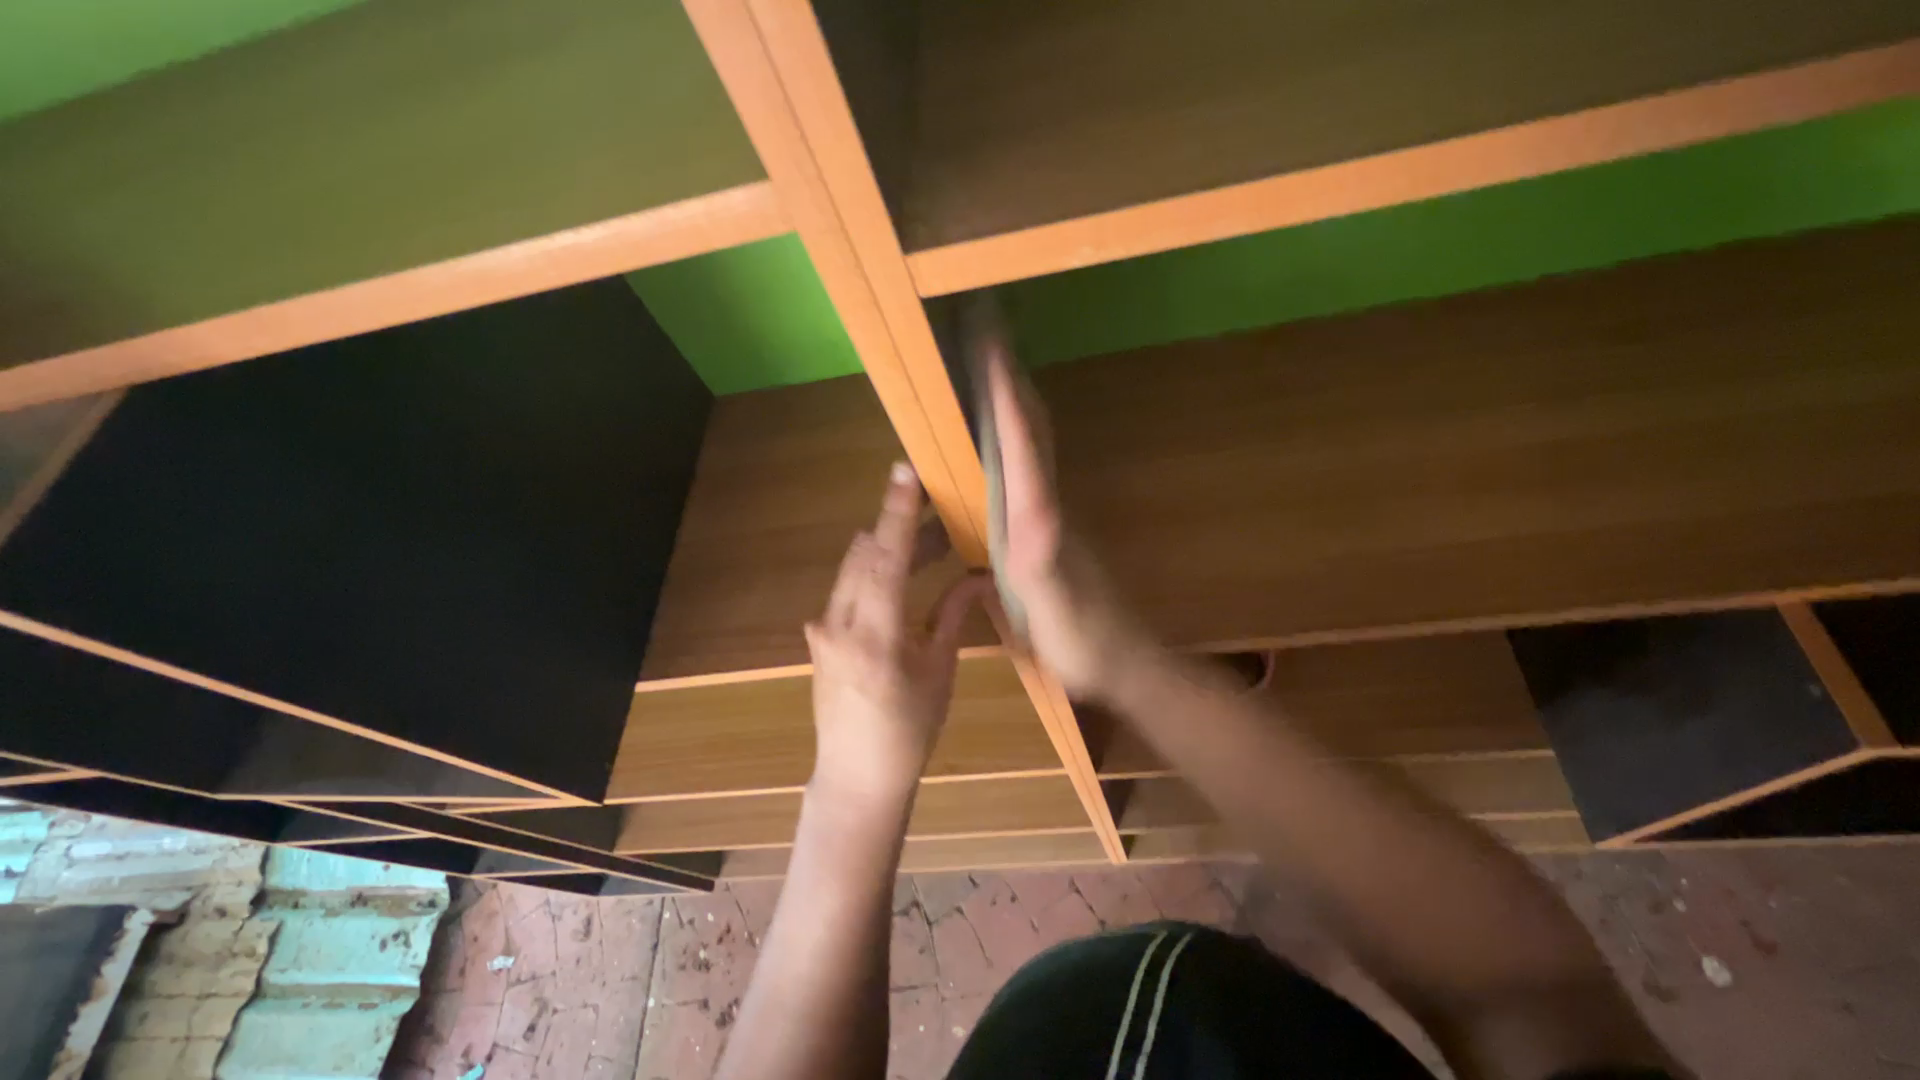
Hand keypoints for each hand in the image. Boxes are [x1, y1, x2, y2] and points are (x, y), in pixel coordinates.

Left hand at [807, 463, 991, 804]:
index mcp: (874, 635)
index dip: (897, 513)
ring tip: (930, 543)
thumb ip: (951, 616)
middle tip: (938, 508)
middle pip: (865, 553)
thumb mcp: (939, 672)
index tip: (906, 472)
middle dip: (899, 526)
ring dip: (887, 549)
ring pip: (854, 569)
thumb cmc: (908, 731)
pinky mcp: (819, 636)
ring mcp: (822, 628)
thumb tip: (978, 576)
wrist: (856, 775)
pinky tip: (904, 577)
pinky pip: (847, 590)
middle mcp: (838, 623)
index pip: (885, 559)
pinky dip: (874, 574)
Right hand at [987, 353, 1152, 699]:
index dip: (1005, 396)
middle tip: (983, 332)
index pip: (1023, 445)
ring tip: (985, 367)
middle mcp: (1046, 505)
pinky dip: (1011, 433)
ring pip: (1032, 442)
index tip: (988, 346)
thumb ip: (1043, 562)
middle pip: (1031, 428)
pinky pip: (1026, 464)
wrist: (1125, 662)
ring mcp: (1050, 514)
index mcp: (1041, 518)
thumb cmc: (1085, 642)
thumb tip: (1032, 511)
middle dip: (1008, 378)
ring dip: (1012, 399)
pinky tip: (998, 436)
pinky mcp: (1048, 528)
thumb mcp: (1056, 610)